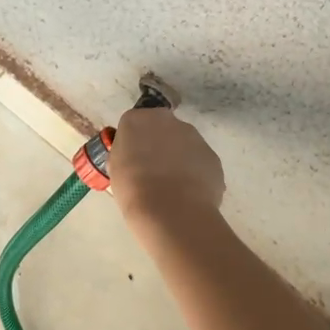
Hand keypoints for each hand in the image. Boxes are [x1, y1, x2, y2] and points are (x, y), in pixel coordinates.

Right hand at [108, 107, 225, 230]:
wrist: (171, 211)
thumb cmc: (133, 187)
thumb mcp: (116, 166)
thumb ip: (127, 153)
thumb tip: (134, 157)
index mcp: (137, 119)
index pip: (135, 124)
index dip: (137, 142)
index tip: (136, 159)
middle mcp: (166, 120)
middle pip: (163, 129)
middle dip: (161, 146)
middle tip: (155, 171)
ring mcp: (194, 137)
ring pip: (185, 145)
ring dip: (181, 159)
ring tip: (176, 188)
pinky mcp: (213, 157)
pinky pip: (202, 163)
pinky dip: (198, 175)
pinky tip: (191, 195)